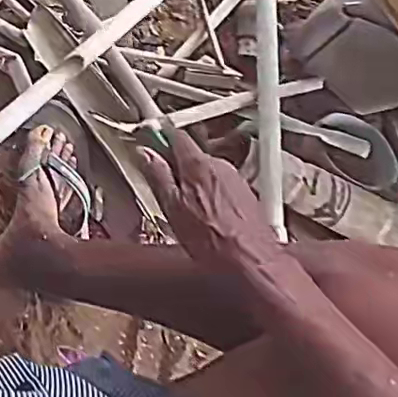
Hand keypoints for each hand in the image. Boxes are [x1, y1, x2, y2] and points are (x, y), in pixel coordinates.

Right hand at [140, 128, 285, 276]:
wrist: (251, 262)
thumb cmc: (213, 240)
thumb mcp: (172, 207)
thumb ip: (157, 175)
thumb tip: (145, 155)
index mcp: (198, 164)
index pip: (176, 135)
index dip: (160, 134)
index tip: (150, 138)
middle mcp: (219, 165)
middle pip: (192, 154)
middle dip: (177, 165)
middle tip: (163, 184)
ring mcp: (235, 178)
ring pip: (206, 171)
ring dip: (194, 182)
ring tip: (186, 209)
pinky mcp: (245, 193)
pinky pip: (221, 185)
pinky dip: (210, 195)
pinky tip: (206, 217)